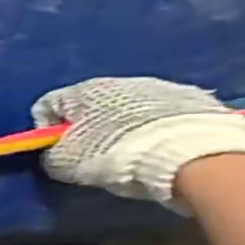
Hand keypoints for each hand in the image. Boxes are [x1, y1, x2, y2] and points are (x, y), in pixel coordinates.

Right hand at [32, 77, 244, 209]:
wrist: (195, 155)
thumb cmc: (114, 153)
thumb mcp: (65, 161)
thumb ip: (51, 153)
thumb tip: (55, 153)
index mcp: (80, 92)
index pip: (46, 106)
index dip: (47, 130)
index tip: (57, 150)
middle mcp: (119, 82)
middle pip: (91, 105)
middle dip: (88, 125)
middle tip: (94, 151)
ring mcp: (163, 88)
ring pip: (129, 107)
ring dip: (124, 125)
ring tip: (133, 149)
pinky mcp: (199, 100)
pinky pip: (164, 113)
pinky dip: (157, 126)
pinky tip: (161, 145)